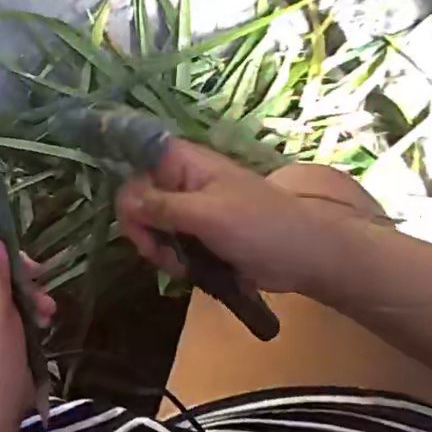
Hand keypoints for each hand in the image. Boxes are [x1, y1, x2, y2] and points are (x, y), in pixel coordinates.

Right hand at [116, 140, 341, 294]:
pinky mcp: (197, 232)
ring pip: (150, 222)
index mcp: (186, 162)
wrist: (307, 258)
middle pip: (138, 196)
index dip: (130, 187)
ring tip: (178, 266)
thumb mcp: (207, 214)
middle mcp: (183, 180)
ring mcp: (190, 207)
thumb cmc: (261, 226)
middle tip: (157, 253)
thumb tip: (123, 200)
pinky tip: (184, 270)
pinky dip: (169, 256)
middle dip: (142, 227)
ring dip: (156, 247)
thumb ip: (162, 206)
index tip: (133, 219)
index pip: (138, 161)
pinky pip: (167, 239)